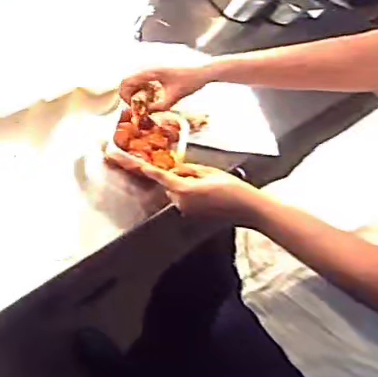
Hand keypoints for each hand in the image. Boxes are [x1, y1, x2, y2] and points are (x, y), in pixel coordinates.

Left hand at [103, 151, 266, 225]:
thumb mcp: (209, 172)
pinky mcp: (189, 214)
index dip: (141, 168)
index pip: (157, 176)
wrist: (249, 209)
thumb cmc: (233, 189)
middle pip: (168, 183)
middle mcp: (180, 202)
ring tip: (210, 187)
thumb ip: (187, 169)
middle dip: (178, 177)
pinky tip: (209, 194)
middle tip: (202, 177)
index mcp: (183, 189)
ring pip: (175, 191)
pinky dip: (190, 193)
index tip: (129, 162)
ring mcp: (184, 210)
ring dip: (185, 185)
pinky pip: (182, 199)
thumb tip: (175, 169)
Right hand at [119, 64, 213, 111]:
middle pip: (126, 81)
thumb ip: (159, 107)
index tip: (131, 106)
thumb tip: (146, 113)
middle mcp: (149, 69)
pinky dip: (139, 88)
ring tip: (141, 102)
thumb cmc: (190, 82)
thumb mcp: (174, 98)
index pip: (127, 82)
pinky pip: (140, 80)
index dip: (124, 95)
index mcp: (151, 73)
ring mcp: (152, 69)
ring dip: (132, 91)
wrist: (203, 72)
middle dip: (126, 94)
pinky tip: (148, 96)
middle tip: (133, 106)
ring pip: (132, 80)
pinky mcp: (156, 72)